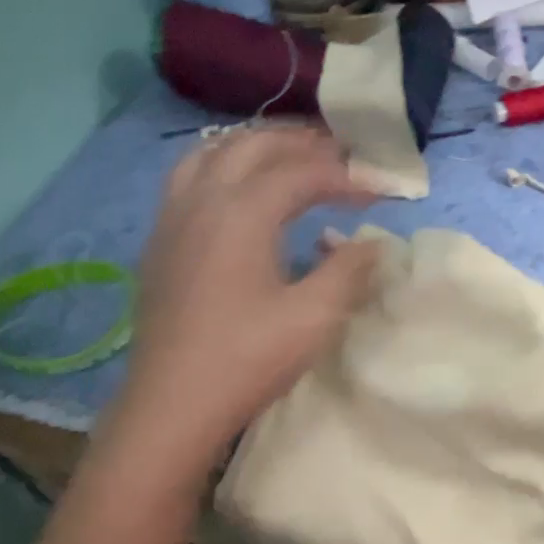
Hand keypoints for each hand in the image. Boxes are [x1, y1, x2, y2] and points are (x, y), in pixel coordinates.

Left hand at [104, 125, 378, 467]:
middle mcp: (202, 198)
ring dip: (256, 147)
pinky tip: (239, 194)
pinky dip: (224, 168)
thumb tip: (372, 243)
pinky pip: (190, 178)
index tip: (382, 189)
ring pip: (213, 153)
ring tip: (289, 159)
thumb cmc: (249, 359)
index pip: (301, 172)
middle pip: (252, 146)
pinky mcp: (161, 242)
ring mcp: (173, 217)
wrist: (175, 400)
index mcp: (242, 212)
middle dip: (300, 143)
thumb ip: (347, 272)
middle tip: (341, 154)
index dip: (346, 176)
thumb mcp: (314, 318)